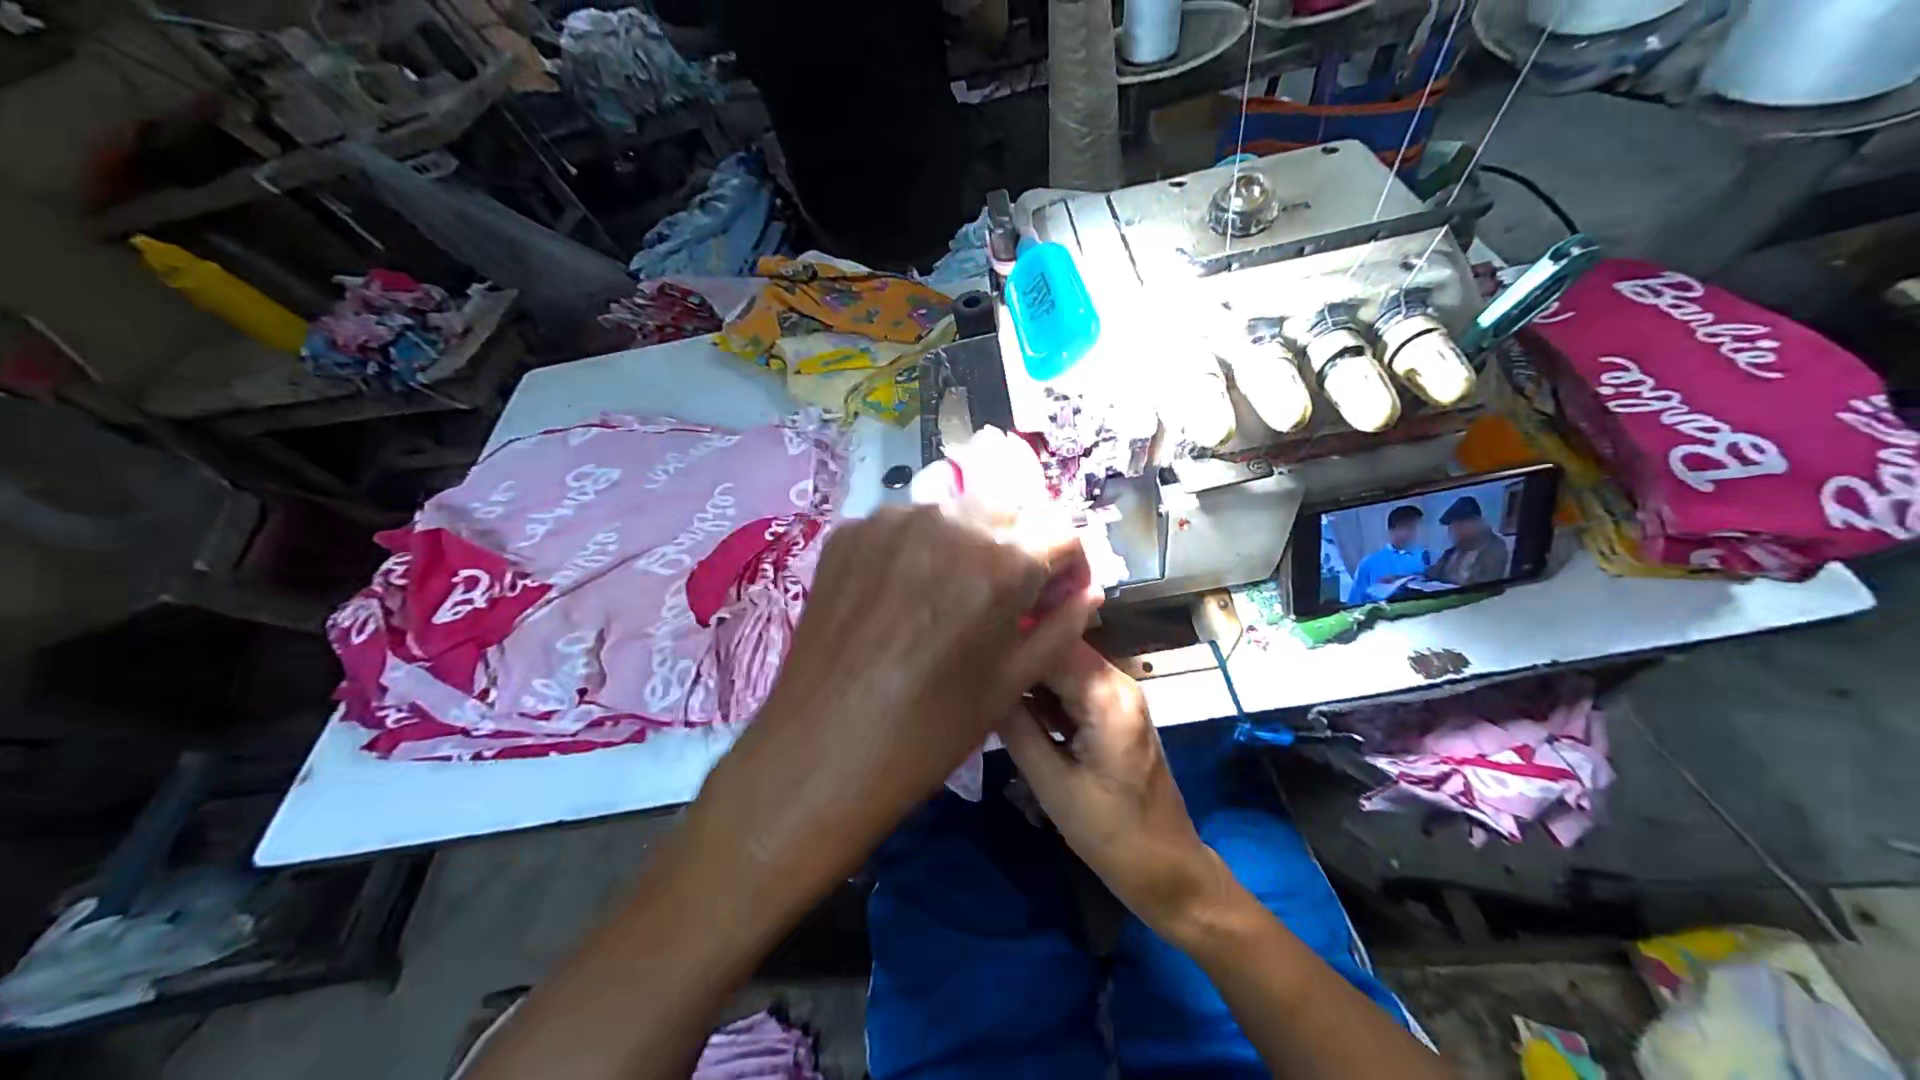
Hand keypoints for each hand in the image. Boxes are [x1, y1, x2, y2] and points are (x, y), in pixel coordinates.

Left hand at [702, 506, 1097, 862]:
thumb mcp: (1010, 683)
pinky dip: (917, 550)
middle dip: (1020, 548)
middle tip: (1006, 598)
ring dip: (967, 544)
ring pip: (952, 514)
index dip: (1069, 565)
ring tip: (950, 597)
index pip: (1062, 532)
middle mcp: (948, 522)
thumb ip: (1061, 628)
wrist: (820, 752)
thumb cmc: (929, 730)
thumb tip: (1088, 593)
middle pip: (1007, 513)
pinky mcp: (848, 532)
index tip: (1058, 595)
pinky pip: (902, 527)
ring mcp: (890, 522)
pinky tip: (902, 596)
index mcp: (1001, 562)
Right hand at [999, 642, 1225, 935]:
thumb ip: (1016, 727)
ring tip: (984, 682)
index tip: (970, 643)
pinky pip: (1073, 689)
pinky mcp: (1115, 714)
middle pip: (1060, 650)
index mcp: (1107, 696)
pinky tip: (1014, 706)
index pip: (1054, 643)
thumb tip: (983, 685)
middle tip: (970, 665)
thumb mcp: (1052, 783)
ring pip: (1064, 668)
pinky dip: (1045, 695)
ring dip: (1029, 676)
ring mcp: (1119, 697)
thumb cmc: (1109, 832)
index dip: (1013, 637)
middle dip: (1018, 655)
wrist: (1165, 868)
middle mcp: (1118, 684)